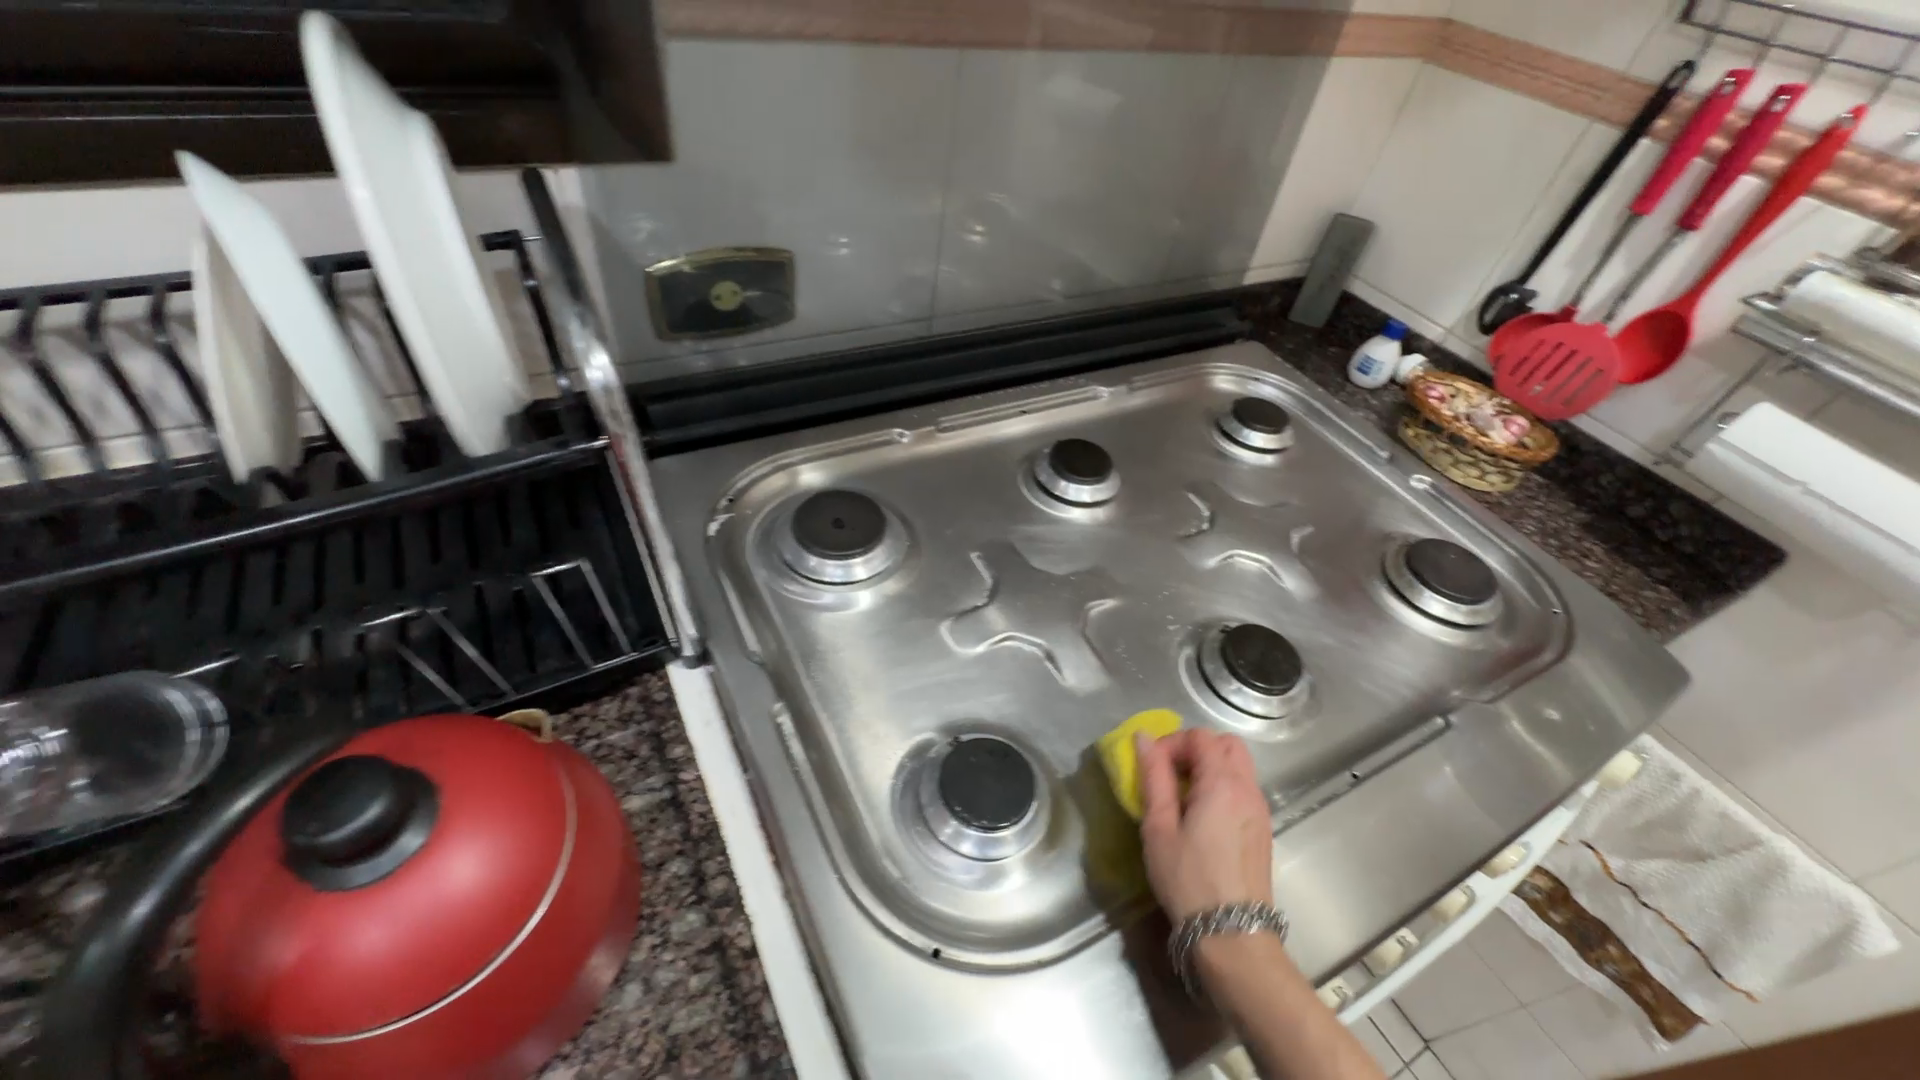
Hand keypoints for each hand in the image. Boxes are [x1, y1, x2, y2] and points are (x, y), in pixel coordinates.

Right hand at [1136, 728, 1272, 922]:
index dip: (1172, 743)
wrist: (1232, 934)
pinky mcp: (1263, 829)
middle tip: (1169, 775)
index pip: (1200, 737)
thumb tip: (1143, 739)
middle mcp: (1248, 789)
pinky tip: (1202, 818)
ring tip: (1183, 797)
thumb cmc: (1187, 880)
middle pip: (1227, 744)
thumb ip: (1153, 778)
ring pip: (1239, 766)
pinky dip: (1223, 787)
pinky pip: (1244, 789)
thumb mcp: (1159, 828)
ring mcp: (1260, 809)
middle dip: (1195, 749)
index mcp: (1222, 783)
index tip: (1151, 767)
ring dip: (1210, 767)